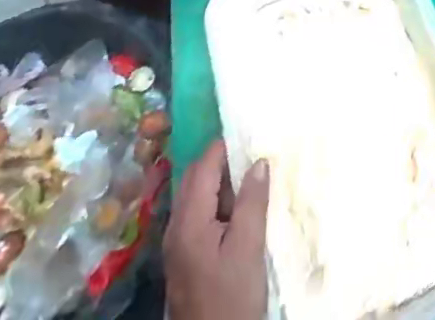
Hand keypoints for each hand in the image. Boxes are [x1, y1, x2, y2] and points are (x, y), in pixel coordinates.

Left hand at [164, 140, 270, 319]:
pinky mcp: (183, 257)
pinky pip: (197, 215)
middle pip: (195, 178)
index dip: (224, 147)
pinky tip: (238, 212)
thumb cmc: (231, 298)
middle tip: (252, 156)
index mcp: (188, 218)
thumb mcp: (248, 249)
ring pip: (196, 197)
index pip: (203, 166)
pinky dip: (216, 204)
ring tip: (250, 181)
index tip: (249, 136)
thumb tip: (259, 162)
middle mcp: (175, 225)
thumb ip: (251, 202)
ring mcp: (176, 242)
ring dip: (220, 184)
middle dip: (221, 163)